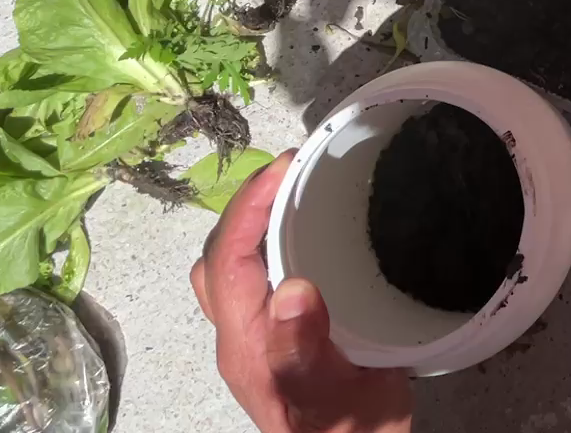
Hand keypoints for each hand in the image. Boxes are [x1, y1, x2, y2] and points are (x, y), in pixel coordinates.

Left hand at [190, 151, 412, 432]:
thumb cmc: (348, 430)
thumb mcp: (335, 398)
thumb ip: (305, 354)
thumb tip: (292, 289)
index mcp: (245, 342)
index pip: (227, 259)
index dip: (247, 206)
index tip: (286, 164)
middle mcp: (241, 333)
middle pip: (222, 255)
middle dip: (249, 204)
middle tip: (298, 169)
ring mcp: (258, 333)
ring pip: (237, 263)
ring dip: (259, 219)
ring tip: (303, 188)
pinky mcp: (280, 330)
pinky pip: (264, 270)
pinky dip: (278, 238)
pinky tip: (316, 229)